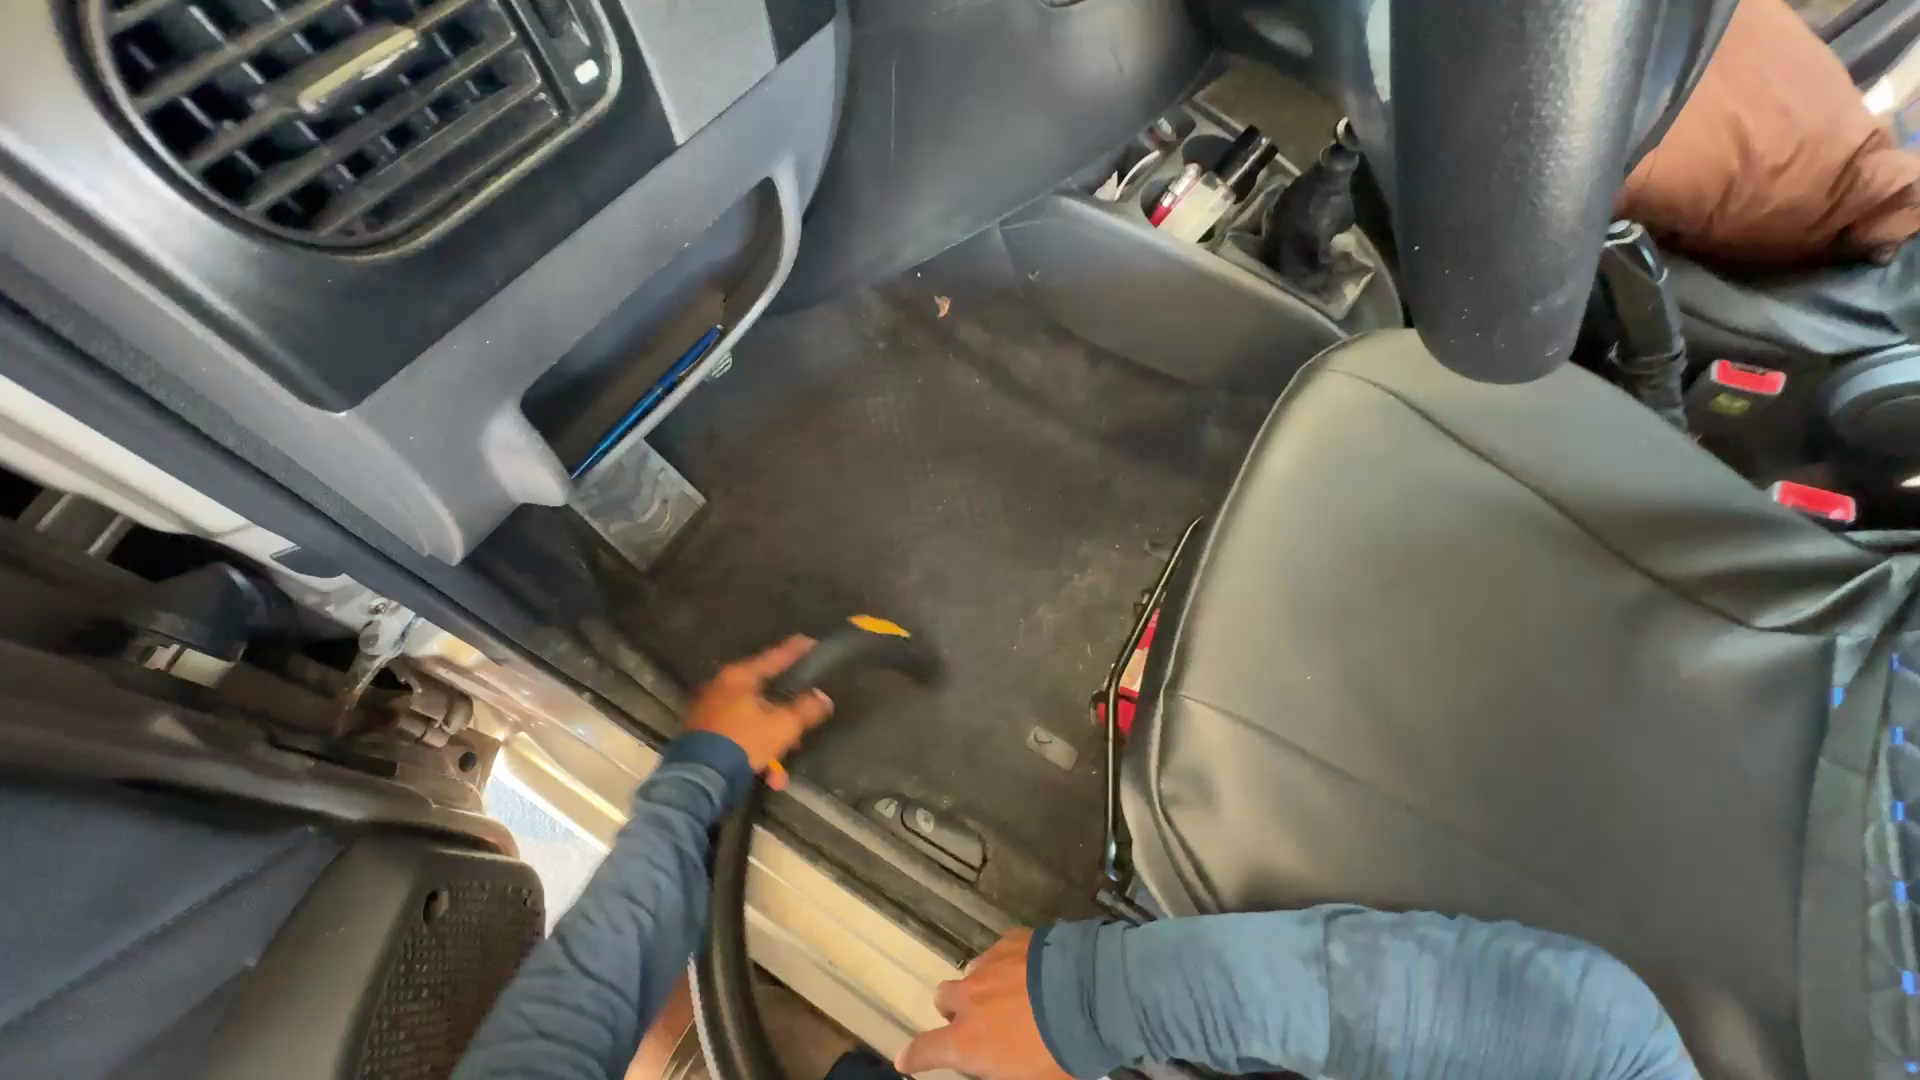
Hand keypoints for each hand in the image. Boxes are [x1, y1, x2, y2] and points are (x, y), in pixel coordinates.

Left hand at [686, 636, 833, 772]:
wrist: (699, 779)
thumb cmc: (744, 741)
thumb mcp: (783, 726)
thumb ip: (806, 709)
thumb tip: (823, 697)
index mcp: (739, 677)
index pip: (774, 658)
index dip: (795, 650)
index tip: (810, 641)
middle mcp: (721, 688)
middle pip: (764, 692)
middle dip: (786, 714)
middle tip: (802, 720)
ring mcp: (709, 711)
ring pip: (753, 719)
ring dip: (772, 742)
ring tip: (782, 768)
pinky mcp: (703, 734)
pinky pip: (739, 736)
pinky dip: (755, 751)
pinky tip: (769, 776)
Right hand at [895, 930, 1074, 1079]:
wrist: (1086, 992)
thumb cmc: (1057, 1050)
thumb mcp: (1030, 1079)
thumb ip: (1005, 1071)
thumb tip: (1001, 1063)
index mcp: (969, 1041)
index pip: (928, 1050)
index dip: (915, 1056)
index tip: (905, 1058)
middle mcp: (970, 999)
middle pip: (943, 999)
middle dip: (954, 1010)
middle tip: (978, 1021)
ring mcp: (989, 964)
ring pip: (971, 974)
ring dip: (982, 987)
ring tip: (1010, 994)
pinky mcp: (1011, 940)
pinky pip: (999, 953)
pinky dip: (1007, 964)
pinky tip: (1031, 971)